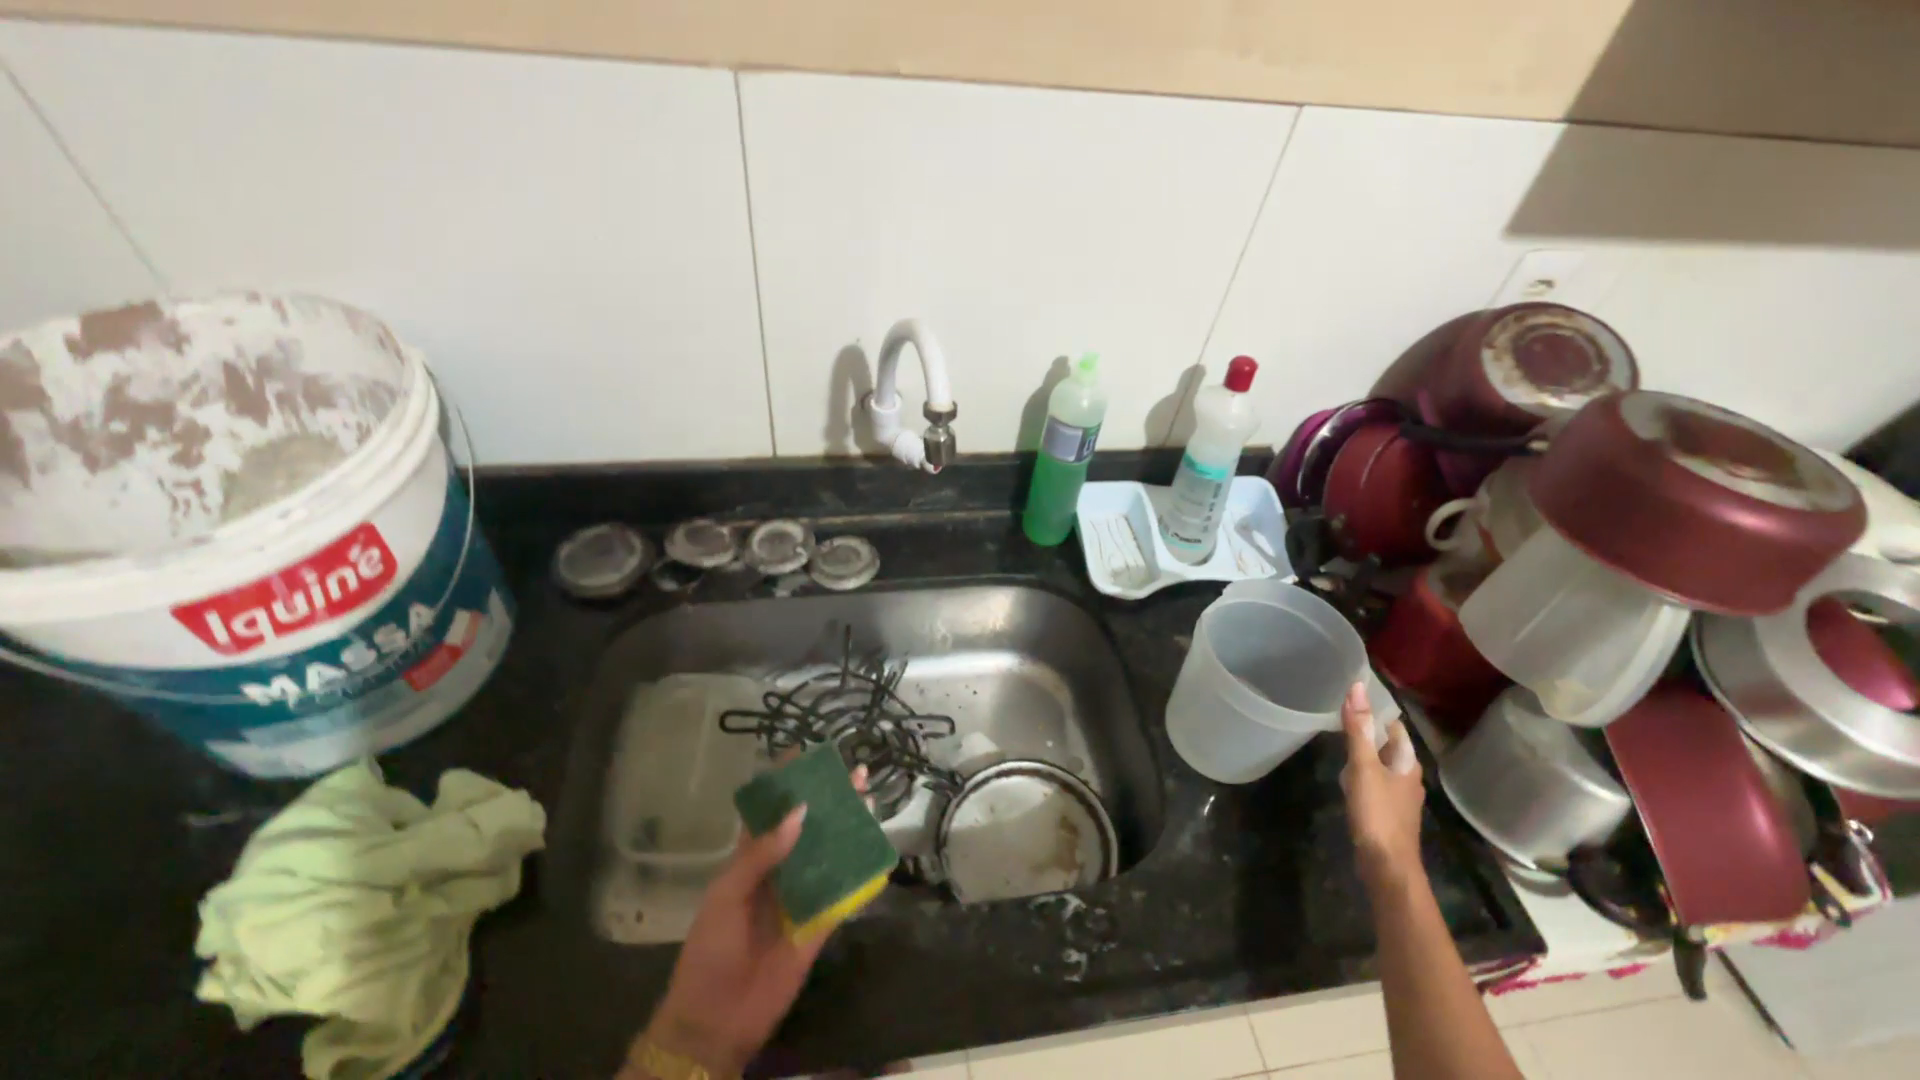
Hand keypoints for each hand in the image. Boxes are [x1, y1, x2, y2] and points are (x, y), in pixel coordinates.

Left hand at [633, 766, 868, 1076]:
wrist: (717, 1016)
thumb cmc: (711, 948)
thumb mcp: (726, 894)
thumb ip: (761, 854)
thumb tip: (800, 813)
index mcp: (749, 860)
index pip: (771, 814)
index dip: (788, 786)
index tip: (808, 757)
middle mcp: (779, 872)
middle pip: (808, 830)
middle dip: (830, 802)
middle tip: (856, 774)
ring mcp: (802, 898)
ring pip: (829, 856)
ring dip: (848, 831)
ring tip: (871, 801)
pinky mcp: (821, 924)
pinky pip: (844, 894)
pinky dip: (860, 875)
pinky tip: (877, 851)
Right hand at [1338, 682, 1425, 891]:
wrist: (1387, 866)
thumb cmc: (1377, 813)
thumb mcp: (1363, 767)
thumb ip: (1358, 729)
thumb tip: (1356, 687)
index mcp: (1407, 762)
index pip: (1393, 727)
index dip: (1375, 713)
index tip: (1350, 702)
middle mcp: (1408, 777)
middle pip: (1387, 747)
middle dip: (1366, 736)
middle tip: (1339, 724)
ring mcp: (1400, 797)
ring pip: (1380, 767)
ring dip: (1363, 758)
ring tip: (1339, 753)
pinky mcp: (1388, 814)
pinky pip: (1374, 786)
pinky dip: (1361, 779)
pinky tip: (1347, 784)